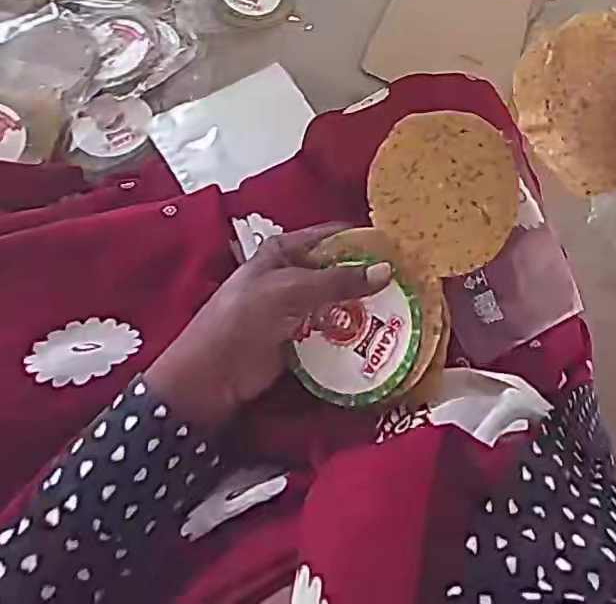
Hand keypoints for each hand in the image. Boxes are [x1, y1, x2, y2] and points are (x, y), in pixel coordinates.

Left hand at [144, 223, 390, 426]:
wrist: (208, 380)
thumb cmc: (243, 320)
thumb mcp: (291, 292)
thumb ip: (338, 281)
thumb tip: (386, 270)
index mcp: (285, 250)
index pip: (333, 236)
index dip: (363, 240)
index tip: (398, 249)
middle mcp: (294, 273)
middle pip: (339, 268)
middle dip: (369, 275)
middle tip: (407, 281)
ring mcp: (298, 306)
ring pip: (340, 299)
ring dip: (365, 304)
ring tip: (402, 306)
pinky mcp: (301, 336)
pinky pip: (334, 327)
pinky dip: (353, 329)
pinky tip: (379, 332)